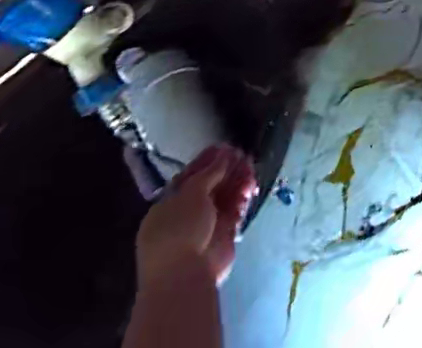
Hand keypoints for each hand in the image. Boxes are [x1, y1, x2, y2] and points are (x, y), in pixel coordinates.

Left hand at [135, 144, 258, 289]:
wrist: (185, 274)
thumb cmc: (178, 229)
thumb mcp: (190, 193)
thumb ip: (209, 173)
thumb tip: (224, 155)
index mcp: (169, 203)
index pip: (189, 176)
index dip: (207, 160)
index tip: (224, 146)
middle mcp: (187, 213)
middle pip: (210, 184)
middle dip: (226, 168)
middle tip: (242, 153)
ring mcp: (206, 224)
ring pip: (225, 195)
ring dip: (237, 179)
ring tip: (250, 165)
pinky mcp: (224, 234)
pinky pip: (235, 210)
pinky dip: (243, 196)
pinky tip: (252, 184)